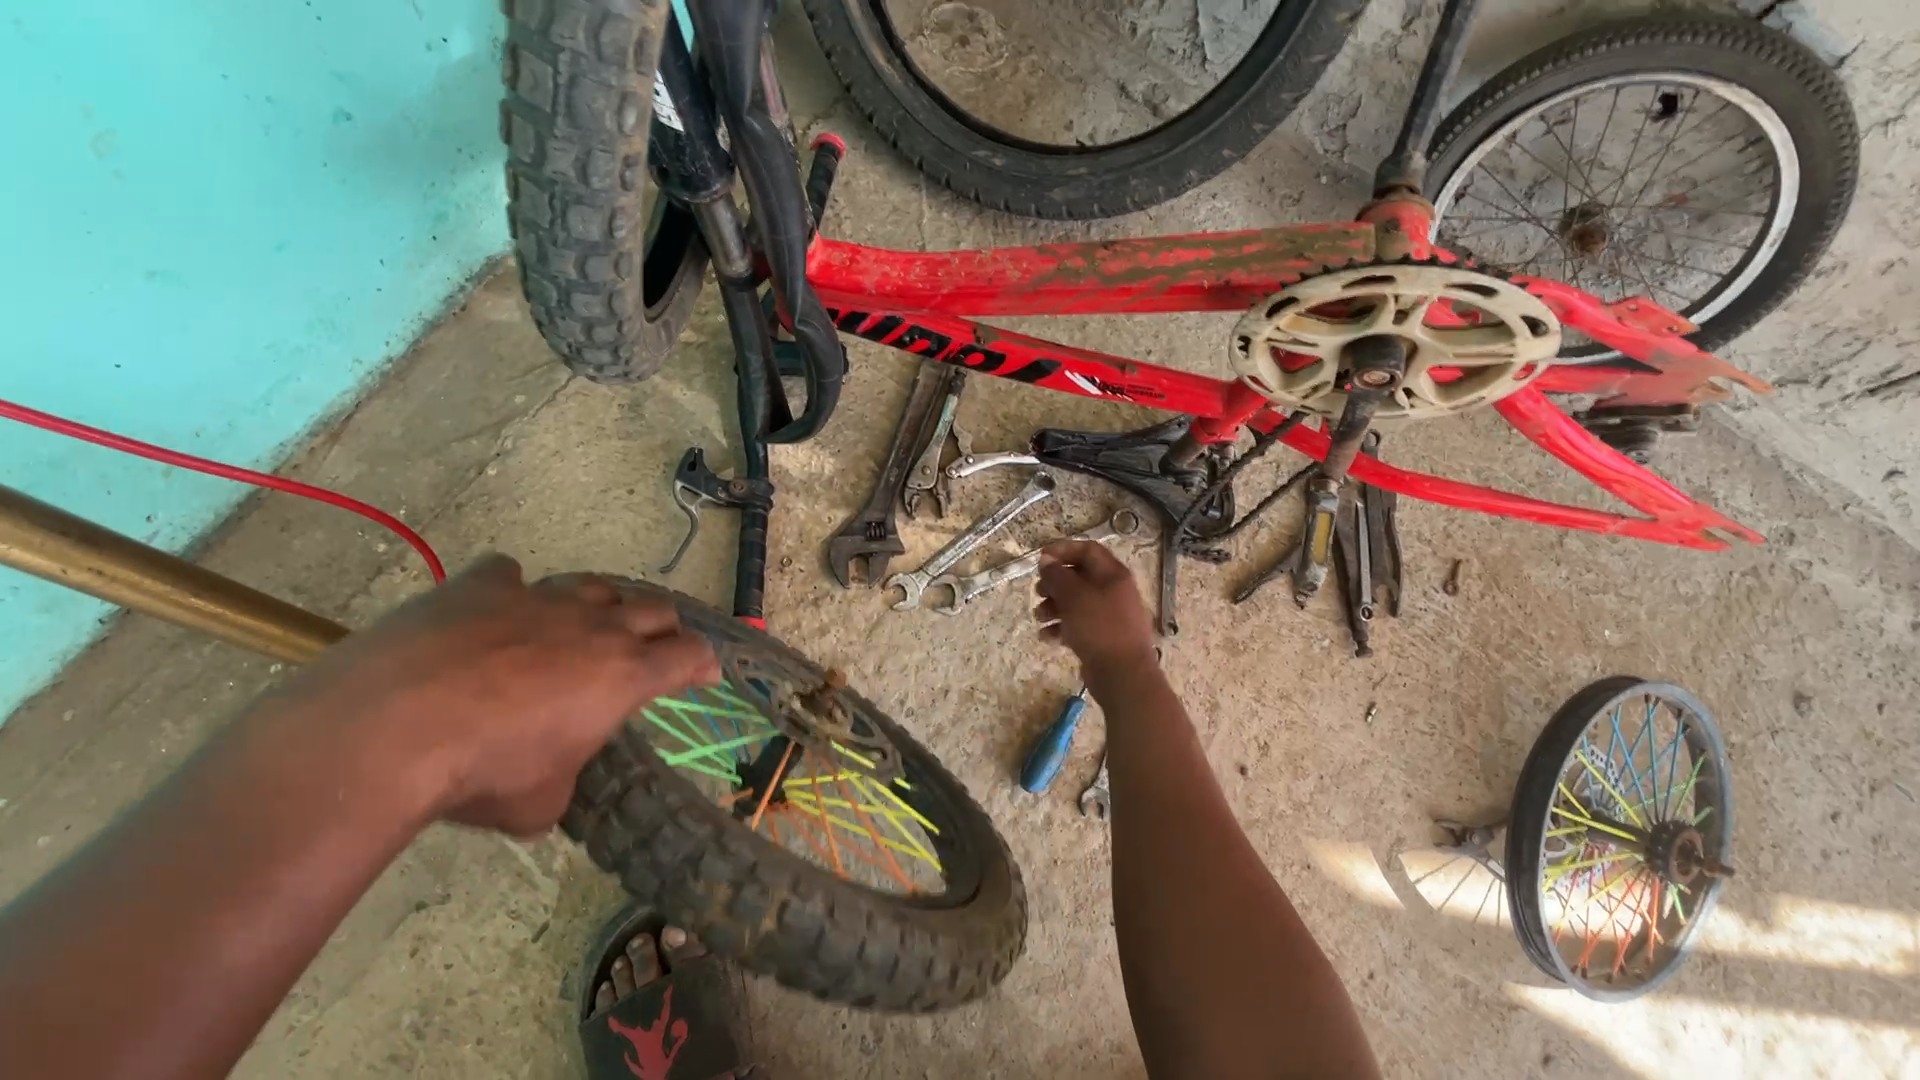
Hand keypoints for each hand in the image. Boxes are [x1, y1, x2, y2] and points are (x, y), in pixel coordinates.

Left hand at [267, 555, 719, 835]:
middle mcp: (594, 625)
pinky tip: (500, 607)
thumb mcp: (542, 803)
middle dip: (662, 628)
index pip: (689, 654)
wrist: (386, 731)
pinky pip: (511, 573)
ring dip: (602, 603)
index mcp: (624, 674)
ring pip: (593, 584)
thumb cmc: (481, 774)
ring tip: (587, 623)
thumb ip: (566, 781)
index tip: (705, 672)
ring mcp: (538, 597)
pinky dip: (514, 590)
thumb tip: (553, 781)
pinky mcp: (480, 585)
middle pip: (653, 608)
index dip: (703, 663)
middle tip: (653, 649)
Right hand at [1033, 540, 1159, 678]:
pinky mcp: (1102, 638)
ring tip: (1039, 617)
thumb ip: (1057, 575)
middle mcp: (1113, 591)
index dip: (1063, 550)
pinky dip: (1061, 628)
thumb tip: (1046, 560)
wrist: (1123, 674)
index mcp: (1113, 575)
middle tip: (1038, 591)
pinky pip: (1078, 625)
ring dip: (1054, 606)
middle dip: (1055, 583)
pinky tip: (1046, 637)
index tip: (1040, 559)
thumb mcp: (1074, 597)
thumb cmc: (1099, 628)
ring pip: (1076, 603)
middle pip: (1079, 577)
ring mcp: (1109, 616)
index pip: (1088, 550)